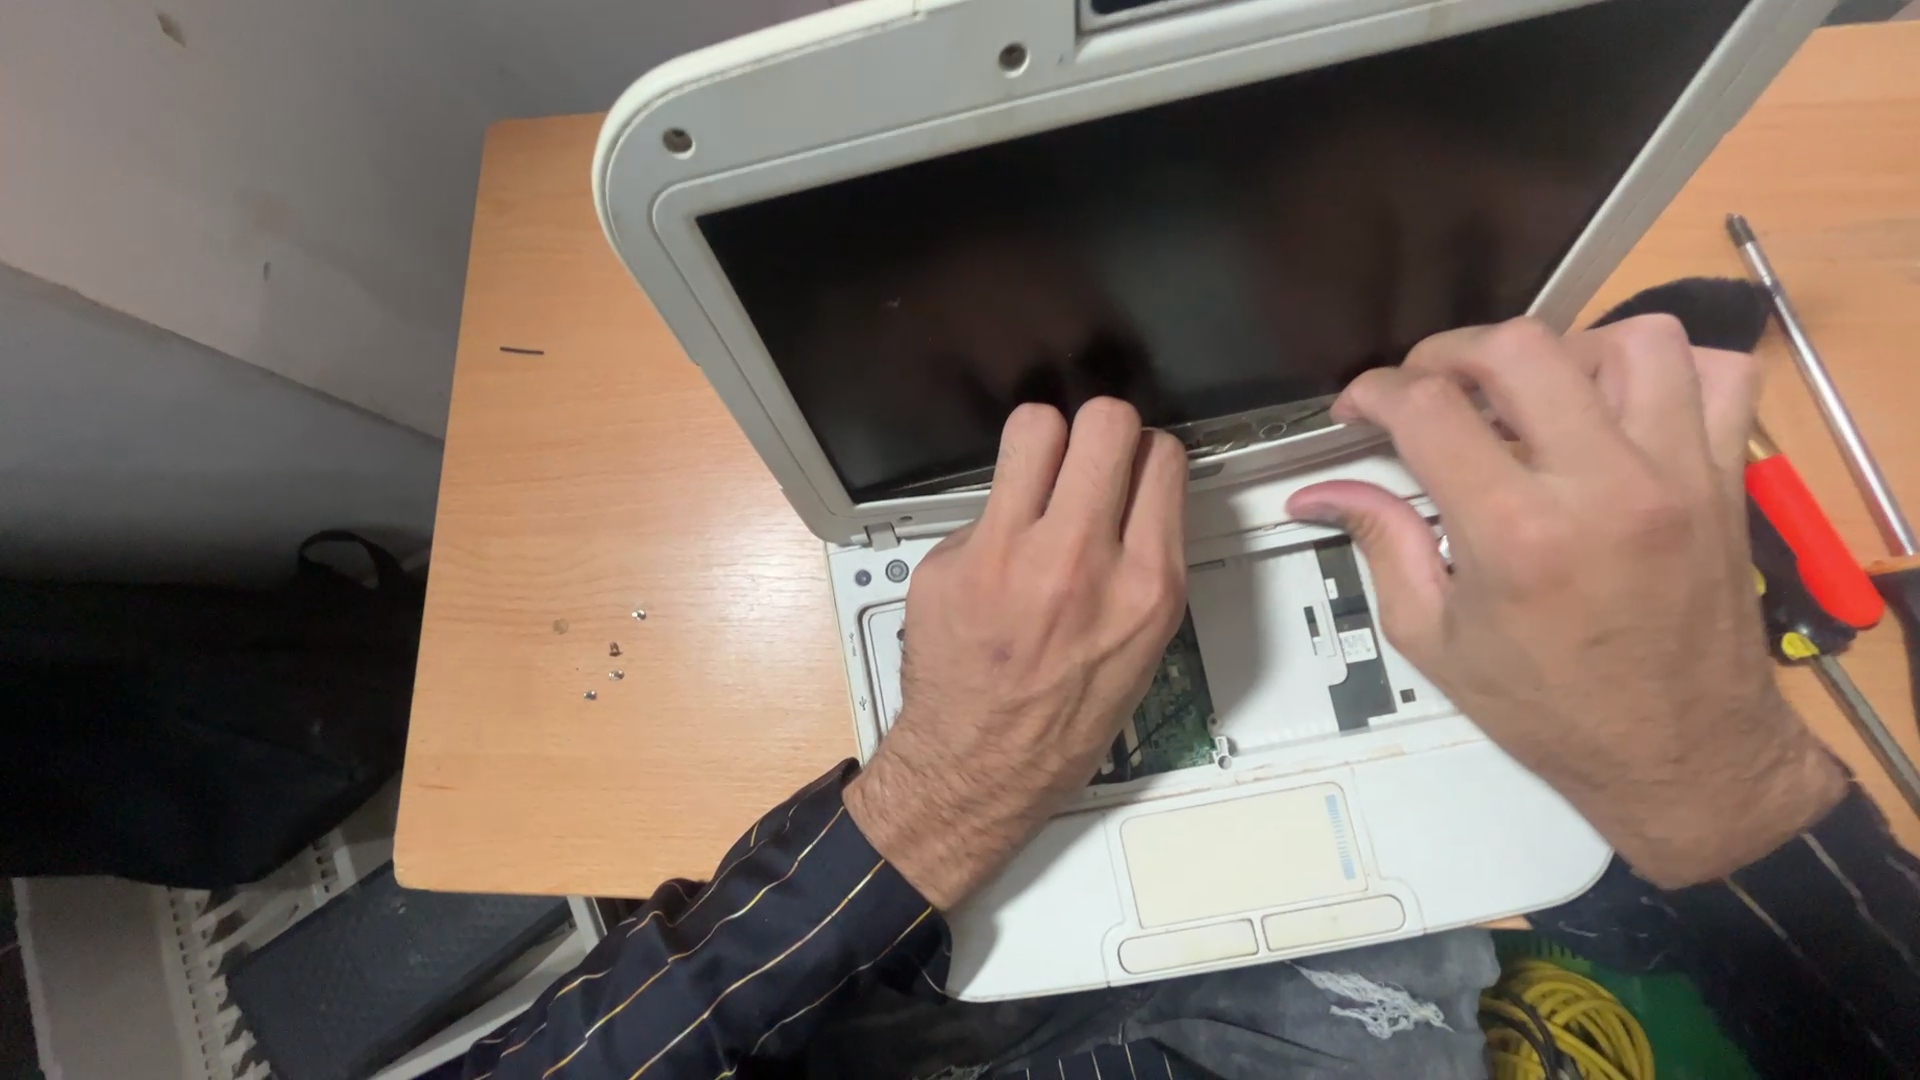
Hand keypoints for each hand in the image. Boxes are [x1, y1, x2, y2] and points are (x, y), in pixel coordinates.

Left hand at [844, 400, 1189, 909]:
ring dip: (1040, 443)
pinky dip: (992, 519)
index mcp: (1146, 585)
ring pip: (1034, 427)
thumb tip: (1132, 491)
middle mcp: (1080, 560)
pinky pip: (982, 498)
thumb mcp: (1143, 644)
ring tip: (1035, 481)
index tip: (1129, 469)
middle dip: (1099, 427)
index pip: (1164, 457)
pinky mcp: (950, 560)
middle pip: (1105, 420)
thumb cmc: (1068, 717)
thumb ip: (1145, 558)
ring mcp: (1007, 555)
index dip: (1145, 454)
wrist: (981, 767)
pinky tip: (990, 562)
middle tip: (1083, 459)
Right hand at [1289, 316, 1845, 887]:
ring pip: (1626, 339)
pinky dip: (1654, 366)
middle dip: (1446, 353)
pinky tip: (1605, 403)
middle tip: (1422, 389)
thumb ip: (1378, 540)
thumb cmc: (1540, 704)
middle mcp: (1602, 484)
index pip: (1429, 410)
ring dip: (1552, 351)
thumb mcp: (1428, 632)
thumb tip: (1317, 493)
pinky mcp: (1724, 478)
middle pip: (1519, 349)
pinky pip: (1713, 373)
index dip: (1375, 391)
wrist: (1678, 754)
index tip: (1356, 408)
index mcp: (1513, 532)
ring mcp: (1679, 472)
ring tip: (1516, 392)